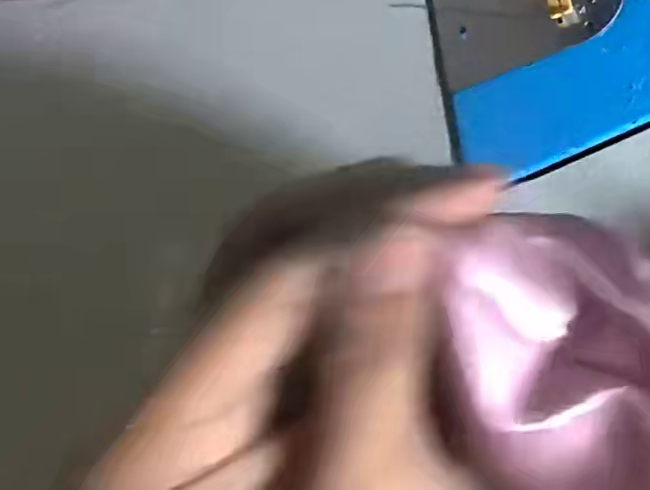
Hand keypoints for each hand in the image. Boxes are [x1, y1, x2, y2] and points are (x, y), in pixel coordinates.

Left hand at [85, 167, 502, 489]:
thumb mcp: (375, 476)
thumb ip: (378, 363)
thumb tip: (406, 234)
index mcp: (163, 437)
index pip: (276, 276)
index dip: (386, 214)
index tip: (486, 192)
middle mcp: (188, 386)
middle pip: (272, 243)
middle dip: (385, 199)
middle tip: (474, 188)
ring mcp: (240, 375)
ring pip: (306, 251)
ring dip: (396, 215)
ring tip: (473, 204)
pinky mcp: (294, 373)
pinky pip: (336, 281)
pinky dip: (399, 247)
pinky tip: (450, 240)